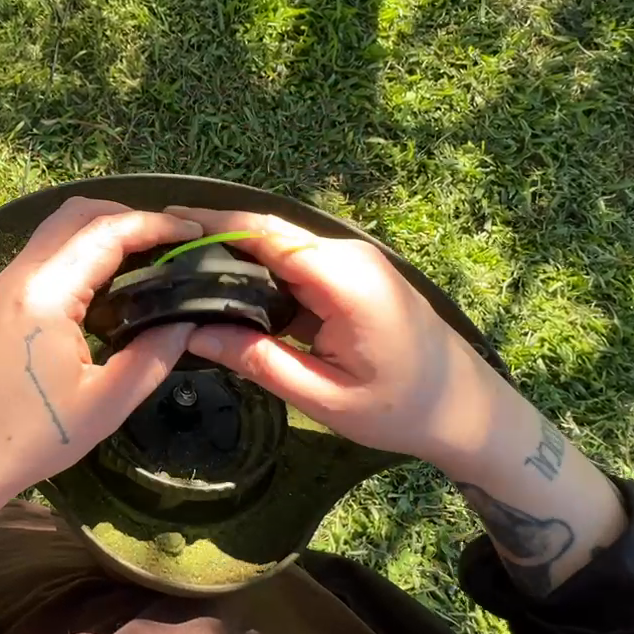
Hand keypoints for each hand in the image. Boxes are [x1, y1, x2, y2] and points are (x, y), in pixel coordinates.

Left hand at [0, 198, 198, 633]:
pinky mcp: (3, 296)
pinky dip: (83, 245)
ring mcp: (8, 282)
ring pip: (59, 227)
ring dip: (104, 227)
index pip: (107, 232)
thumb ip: (154, 354)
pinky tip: (111, 276)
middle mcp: (23, 273)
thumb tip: (188, 320)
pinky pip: (48, 249)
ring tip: (150, 254)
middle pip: (78, 213)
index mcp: (47, 292)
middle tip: (173, 241)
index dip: (156, 225)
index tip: (198, 234)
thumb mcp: (107, 402)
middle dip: (130, 215)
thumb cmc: (34, 436)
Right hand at [166, 206, 520, 471]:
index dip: (215, 223)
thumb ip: (255, 360)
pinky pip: (294, 263)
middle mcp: (348, 256)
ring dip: (233, 254)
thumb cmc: (402, 410)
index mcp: (344, 279)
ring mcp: (352, 263)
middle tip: (161, 253)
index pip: (266, 233)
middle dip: (214, 235)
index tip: (166, 220)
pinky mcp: (351, 275)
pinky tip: (225, 288)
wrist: (473, 414)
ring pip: (278, 246)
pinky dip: (258, 271)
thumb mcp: (322, 397)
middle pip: (268, 232)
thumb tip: (190, 334)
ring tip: (181, 268)